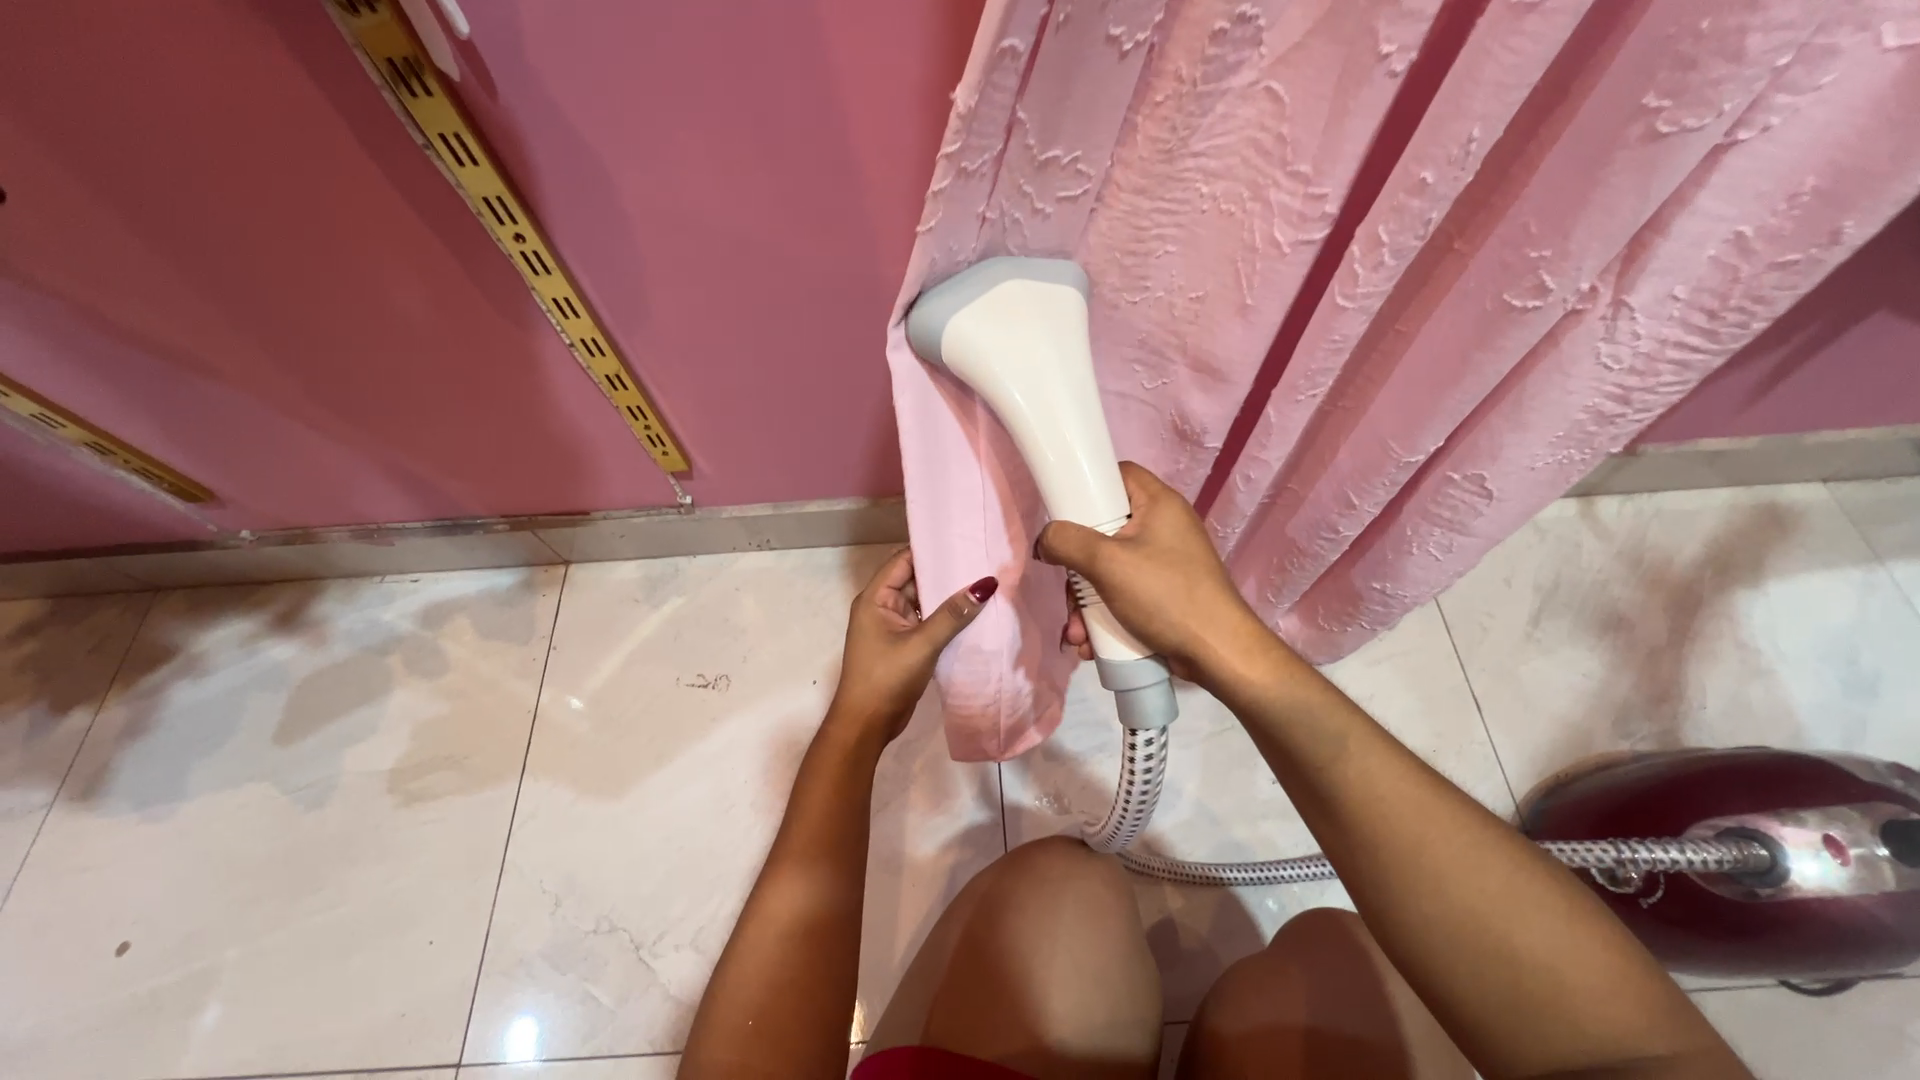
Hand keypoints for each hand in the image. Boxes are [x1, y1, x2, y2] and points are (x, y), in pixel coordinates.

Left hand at [826, 548, 996, 744]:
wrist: (867, 724)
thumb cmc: (886, 678)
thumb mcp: (922, 644)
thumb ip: (953, 614)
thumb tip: (986, 584)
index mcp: (875, 598)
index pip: (903, 560)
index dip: (930, 549)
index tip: (962, 540)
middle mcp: (883, 607)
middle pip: (915, 580)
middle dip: (945, 572)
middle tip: (982, 559)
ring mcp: (894, 627)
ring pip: (924, 602)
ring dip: (948, 596)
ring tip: (984, 581)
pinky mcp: (905, 645)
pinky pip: (928, 622)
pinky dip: (946, 618)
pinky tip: (973, 613)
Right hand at [1037, 462, 1281, 688]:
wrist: (1218, 654)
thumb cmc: (1166, 596)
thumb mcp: (1108, 563)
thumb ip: (1068, 542)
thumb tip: (1046, 540)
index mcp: (1158, 504)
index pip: (1118, 475)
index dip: (1087, 486)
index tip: (1063, 514)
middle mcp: (1163, 528)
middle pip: (1104, 530)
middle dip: (1077, 569)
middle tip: (1069, 593)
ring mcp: (1165, 564)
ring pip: (1108, 570)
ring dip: (1085, 603)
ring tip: (1078, 634)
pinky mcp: (1164, 595)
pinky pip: (1122, 595)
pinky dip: (1104, 617)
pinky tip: (1091, 643)